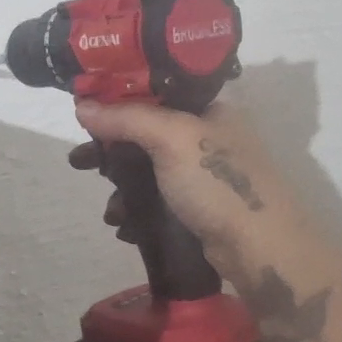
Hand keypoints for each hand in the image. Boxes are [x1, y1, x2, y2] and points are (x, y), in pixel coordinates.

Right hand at [68, 98, 290, 252]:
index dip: (118, 102)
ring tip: (111, 213)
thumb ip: (126, 118)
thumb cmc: (218, 182)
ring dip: (121, 191)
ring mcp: (204, 177)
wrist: (260, 247)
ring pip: (148, 174)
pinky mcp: (199, 210)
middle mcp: (208, 138)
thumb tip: (81, 106)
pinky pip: (158, 204)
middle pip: (145, 136)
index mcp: (209, 109)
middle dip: (110, 154)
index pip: (155, 93)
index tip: (85, 118)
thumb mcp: (172, 138)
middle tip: (81, 165)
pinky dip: (137, 213)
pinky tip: (125, 228)